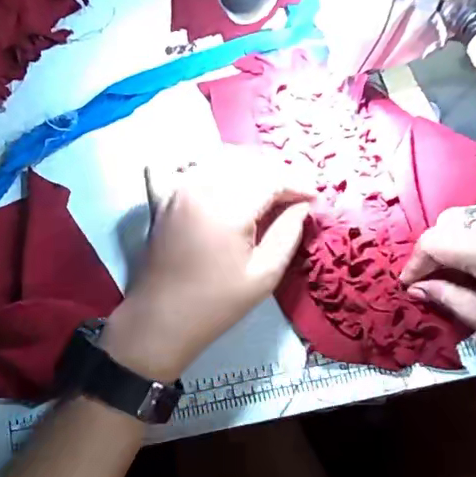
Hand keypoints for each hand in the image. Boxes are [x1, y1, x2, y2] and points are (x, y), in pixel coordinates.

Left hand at [101, 146, 314, 380]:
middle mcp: (200, 187)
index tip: (314, 197)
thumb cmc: (217, 304)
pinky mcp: (161, 196)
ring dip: (248, 165)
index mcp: (228, 209)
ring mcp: (176, 188)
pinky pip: (182, 164)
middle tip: (296, 193)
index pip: (271, 177)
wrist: (161, 319)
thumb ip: (287, 234)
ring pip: (220, 157)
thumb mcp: (264, 276)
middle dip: (277, 172)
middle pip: (248, 161)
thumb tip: (302, 206)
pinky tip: (218, 178)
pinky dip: (204, 164)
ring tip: (267, 187)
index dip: (298, 183)